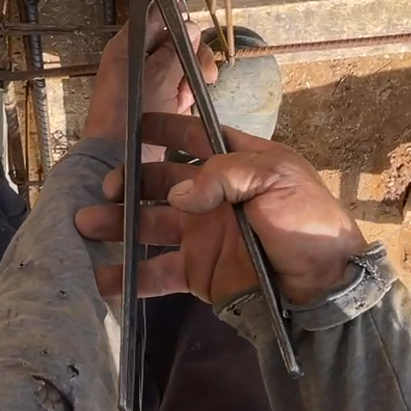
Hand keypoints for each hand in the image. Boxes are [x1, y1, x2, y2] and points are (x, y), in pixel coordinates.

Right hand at [75, 113, 368, 305]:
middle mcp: (213, 195)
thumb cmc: (307, 221)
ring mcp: (203, 234)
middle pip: (161, 181)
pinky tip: (102, 278)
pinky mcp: (199, 272)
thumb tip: (177, 193)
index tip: (133, 122)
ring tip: (84, 226)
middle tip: (104, 188)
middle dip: (129, 181)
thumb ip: (224, 175)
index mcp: (236, 163)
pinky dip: (129, 276)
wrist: (326, 288)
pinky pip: (157, 272)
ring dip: (118, 225)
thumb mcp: (276, 180)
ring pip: (150, 224)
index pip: (194, 136)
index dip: (164, 126)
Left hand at [81, 0, 218, 152]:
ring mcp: (153, 79)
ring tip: (187, 96)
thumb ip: (173, 53)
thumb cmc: (127, 119)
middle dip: (193, 48)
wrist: (118, 162)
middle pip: (178, 34)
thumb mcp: (152, 81)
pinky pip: (187, 81)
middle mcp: (139, 58)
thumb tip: (191, 27)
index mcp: (127, 47)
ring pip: (187, 58)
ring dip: (195, 72)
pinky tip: (187, 104)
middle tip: (199, 71)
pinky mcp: (163, 98)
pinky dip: (191, 89)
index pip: (154, 9)